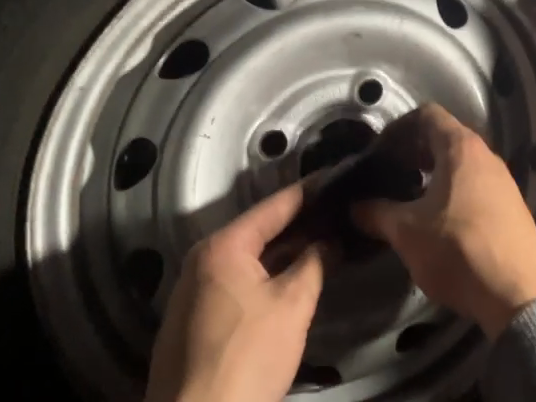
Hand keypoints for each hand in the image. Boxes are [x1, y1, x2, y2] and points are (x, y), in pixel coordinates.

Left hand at [145, 182, 325, 401]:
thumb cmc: (247, 357)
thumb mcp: (293, 304)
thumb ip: (316, 260)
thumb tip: (331, 239)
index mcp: (222, 248)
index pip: (276, 205)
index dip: (312, 191)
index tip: (342, 177)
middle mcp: (201, 263)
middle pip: (260, 232)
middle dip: (302, 224)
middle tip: (342, 213)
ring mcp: (193, 297)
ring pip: (250, 261)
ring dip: (286, 253)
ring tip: (328, 242)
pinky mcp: (194, 327)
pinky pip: (238, 286)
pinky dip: (267, 277)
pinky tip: (296, 280)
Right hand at [350, 104, 535, 337]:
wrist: (516, 291)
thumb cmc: (457, 249)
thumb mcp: (407, 232)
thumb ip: (378, 213)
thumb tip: (356, 206)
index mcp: (461, 148)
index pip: (428, 115)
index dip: (399, 126)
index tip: (379, 150)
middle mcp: (486, 155)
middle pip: (445, 137)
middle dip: (414, 151)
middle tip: (388, 174)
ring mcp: (502, 179)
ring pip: (461, 162)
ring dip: (433, 172)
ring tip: (408, 198)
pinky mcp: (510, 205)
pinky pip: (475, 183)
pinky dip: (452, 189)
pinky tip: (437, 218)